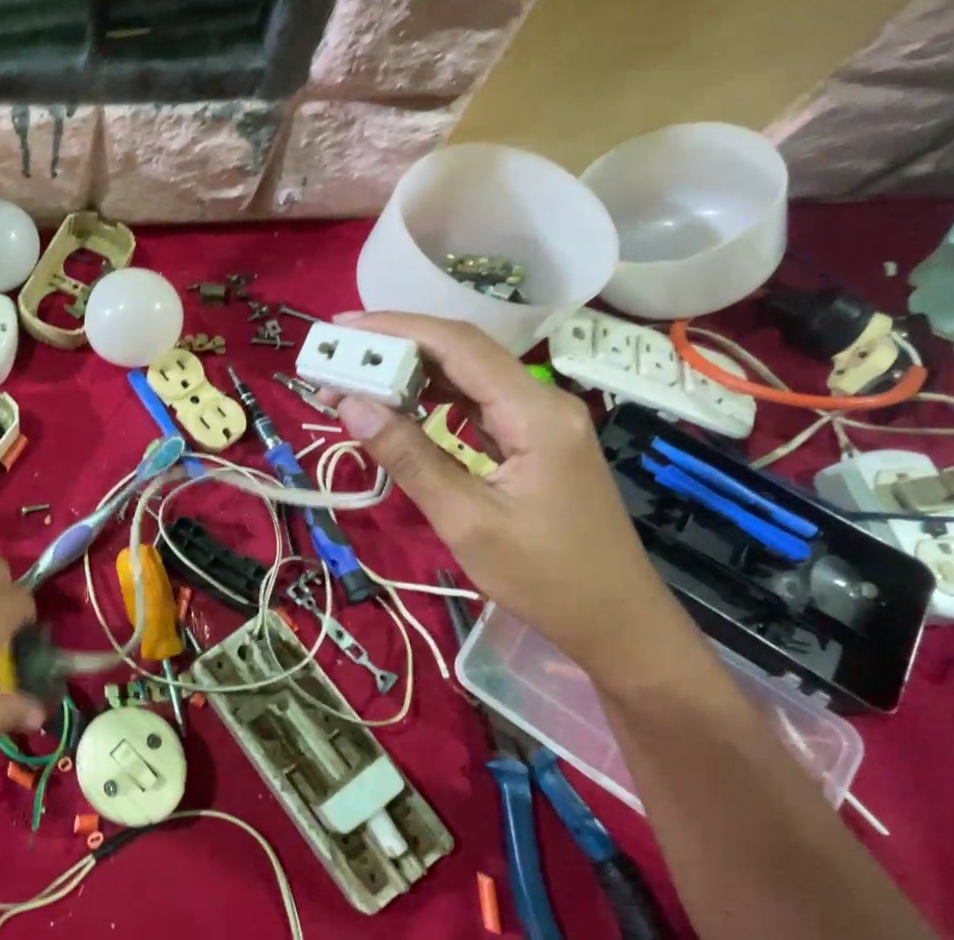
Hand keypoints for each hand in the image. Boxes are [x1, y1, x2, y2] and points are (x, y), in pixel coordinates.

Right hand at [329, 312, 696, 687]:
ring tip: (353, 383)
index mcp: (534, 414)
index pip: (458, 345)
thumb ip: (409, 457)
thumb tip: (351, 404)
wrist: (618, 624)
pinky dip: (432, 400)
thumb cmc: (544, 578)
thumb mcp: (465, 520)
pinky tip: (398, 408)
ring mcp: (541, 422)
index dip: (396, 328)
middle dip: (395, 348)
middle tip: (334, 359)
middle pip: (462, 353)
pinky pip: (476, 405)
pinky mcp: (534, 442)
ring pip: (467, 377)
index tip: (339, 331)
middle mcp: (542, 402)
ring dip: (409, 374)